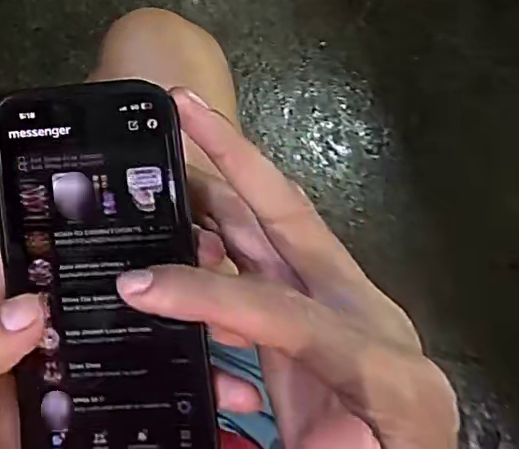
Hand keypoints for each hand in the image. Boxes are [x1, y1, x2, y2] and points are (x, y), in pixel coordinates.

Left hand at [0, 213, 266, 447]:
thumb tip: (32, 302)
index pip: (25, 253)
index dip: (56, 224)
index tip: (110, 205)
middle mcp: (39, 337)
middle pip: (88, 292)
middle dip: (136, 276)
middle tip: (195, 260)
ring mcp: (75, 379)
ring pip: (127, 339)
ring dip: (173, 332)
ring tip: (224, 328)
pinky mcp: (105, 420)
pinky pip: (149, 398)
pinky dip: (188, 392)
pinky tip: (227, 390)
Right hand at [118, 89, 458, 448]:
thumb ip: (315, 442)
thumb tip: (233, 392)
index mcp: (384, 367)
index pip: (281, 308)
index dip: (203, 292)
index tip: (135, 288)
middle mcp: (362, 317)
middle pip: (286, 217)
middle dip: (231, 153)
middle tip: (180, 103)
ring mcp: (332, 307)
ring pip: (260, 225)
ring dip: (205, 187)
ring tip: (154, 162)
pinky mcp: (303, 312)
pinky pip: (245, 255)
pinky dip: (203, 231)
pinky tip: (173, 232)